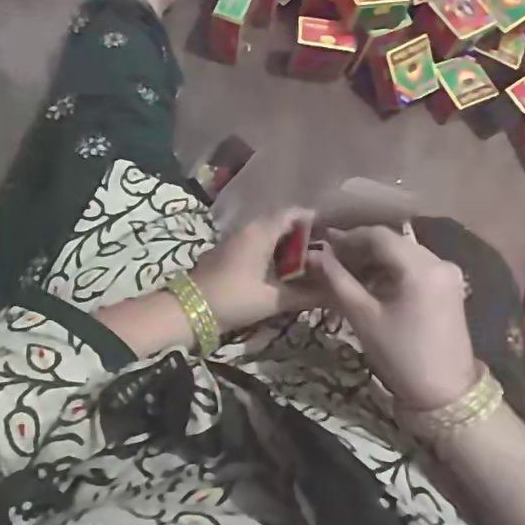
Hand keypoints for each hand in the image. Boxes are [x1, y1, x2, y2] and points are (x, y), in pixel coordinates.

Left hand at [191, 209, 324, 333]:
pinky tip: (284, 273)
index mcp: (261, 231)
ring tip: (310, 265)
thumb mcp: (273, 299)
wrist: (189, 310)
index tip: (333, 236)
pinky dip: (273, 254)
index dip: (315, 221)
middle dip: (304, 237)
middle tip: (326, 254)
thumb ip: (306, 294)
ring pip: (269, 235)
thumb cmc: (234, 298)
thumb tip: (335, 293)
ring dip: (288, 247)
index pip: (294, 213)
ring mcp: (237, 240)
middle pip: (282, 223)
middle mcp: (249, 229)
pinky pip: (258, 245)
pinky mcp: (229, 254)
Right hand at [312, 226, 479, 409]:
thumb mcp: (364, 317)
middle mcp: (439, 261)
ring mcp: (448, 273)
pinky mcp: (449, 286)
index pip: (378, 235)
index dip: (347, 237)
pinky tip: (372, 284)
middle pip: (393, 241)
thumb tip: (314, 256)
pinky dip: (392, 269)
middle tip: (331, 261)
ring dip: (375, 259)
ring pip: (404, 252)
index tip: (322, 247)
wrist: (445, 393)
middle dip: (360, 248)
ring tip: (347, 274)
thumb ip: (337, 281)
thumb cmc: (400, 355)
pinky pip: (415, 266)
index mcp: (421, 267)